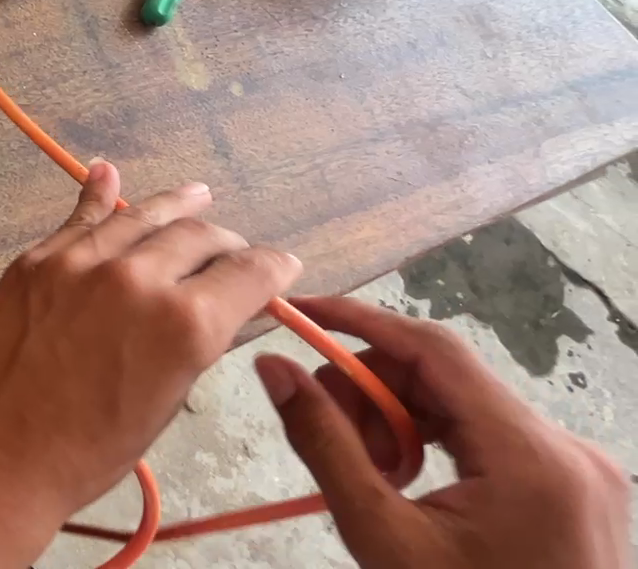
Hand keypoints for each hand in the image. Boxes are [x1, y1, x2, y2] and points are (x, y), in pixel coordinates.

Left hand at [0, 160, 301, 568]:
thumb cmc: (88, 447)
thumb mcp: (163, 401)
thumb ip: (192, 344)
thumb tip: (219, 311)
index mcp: (186, 323)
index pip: (248, 275)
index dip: (273, 268)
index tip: (283, 264)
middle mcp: (137, 277)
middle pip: (194, 237)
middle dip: (223, 240)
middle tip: (234, 246)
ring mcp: (79, 260)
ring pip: (137, 216)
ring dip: (172, 205)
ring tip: (195, 194)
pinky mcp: (36, 258)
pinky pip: (76, 218)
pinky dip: (98, 192)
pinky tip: (108, 172)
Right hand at [255, 296, 631, 568]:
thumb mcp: (382, 533)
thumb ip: (323, 441)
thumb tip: (270, 362)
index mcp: (532, 457)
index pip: (432, 348)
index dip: (356, 318)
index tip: (293, 312)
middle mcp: (565, 448)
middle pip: (438, 374)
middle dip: (366, 387)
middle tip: (324, 429)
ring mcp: (575, 468)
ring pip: (452, 399)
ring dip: (390, 415)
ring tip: (366, 467)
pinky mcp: (568, 485)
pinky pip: (475, 429)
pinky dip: (422, 437)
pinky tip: (402, 477)